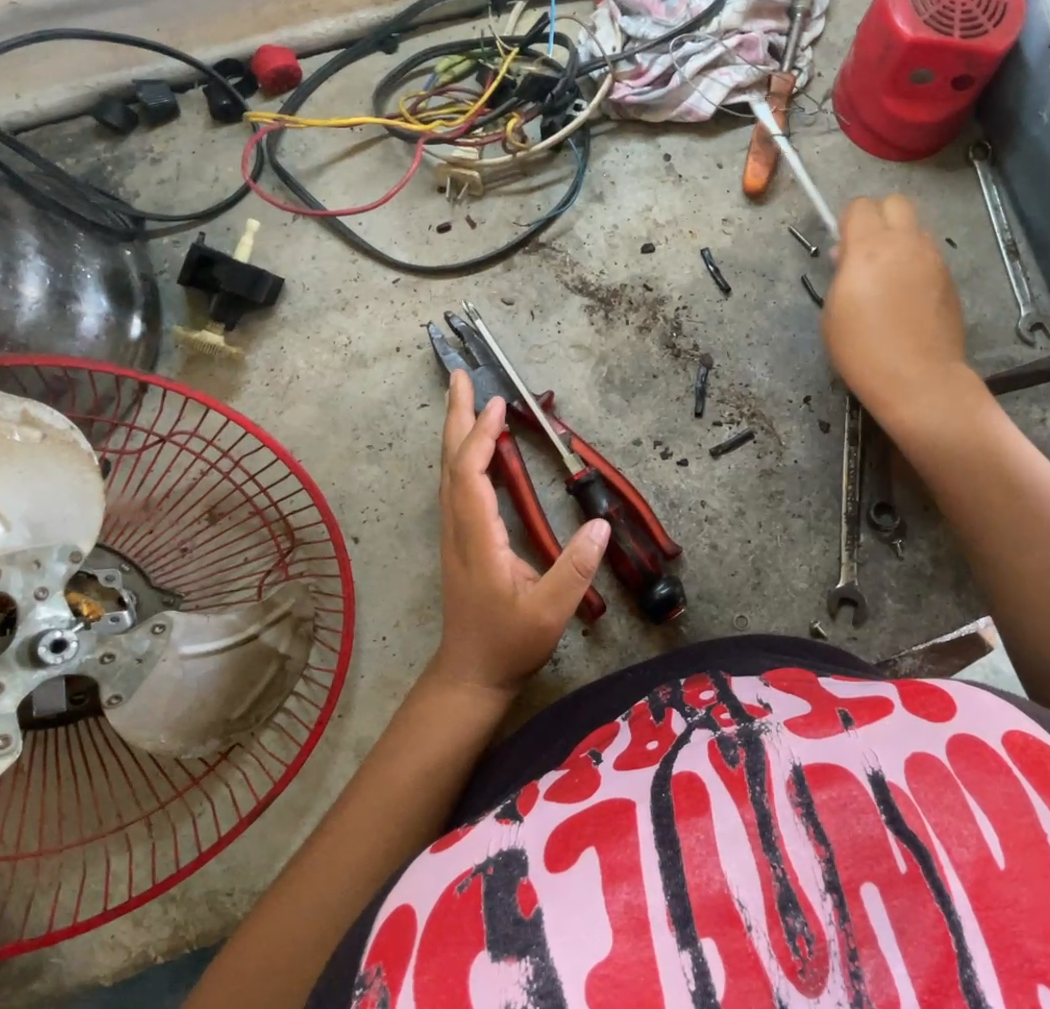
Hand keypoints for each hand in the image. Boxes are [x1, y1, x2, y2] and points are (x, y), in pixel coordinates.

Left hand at [431, 370, 609, 694]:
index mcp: (477, 541)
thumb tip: (601, 526)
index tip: (495, 405)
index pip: (471, 477)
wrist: (471, 673)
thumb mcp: (550, 612)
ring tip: (464, 400)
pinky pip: (455, 487)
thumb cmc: (509, 644)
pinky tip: (474, 451)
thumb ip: (576, 569)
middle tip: (459, 376)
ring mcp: (455, 536)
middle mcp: (458, 531)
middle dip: (455, 417)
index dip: (480, 438)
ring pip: (448, 474)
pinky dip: (462, 457)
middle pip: (450, 464)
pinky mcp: (461, 542)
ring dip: (455, 433)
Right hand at [823, 196, 974, 415]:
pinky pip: (930, 257)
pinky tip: (908, 299)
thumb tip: (848, 259)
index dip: (848, 223)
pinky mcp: (950, 280)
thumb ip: (841, 276)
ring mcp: (933, 260)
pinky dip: (916, 265)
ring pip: (916, 229)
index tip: (842, 248)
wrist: (918, 379)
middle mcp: (905, 244)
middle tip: (867, 252)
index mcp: (868, 248)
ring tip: (889, 278)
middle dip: (879, 219)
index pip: (859, 206)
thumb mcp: (832, 313)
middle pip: (895, 203)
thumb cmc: (863, 351)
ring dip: (900, 242)